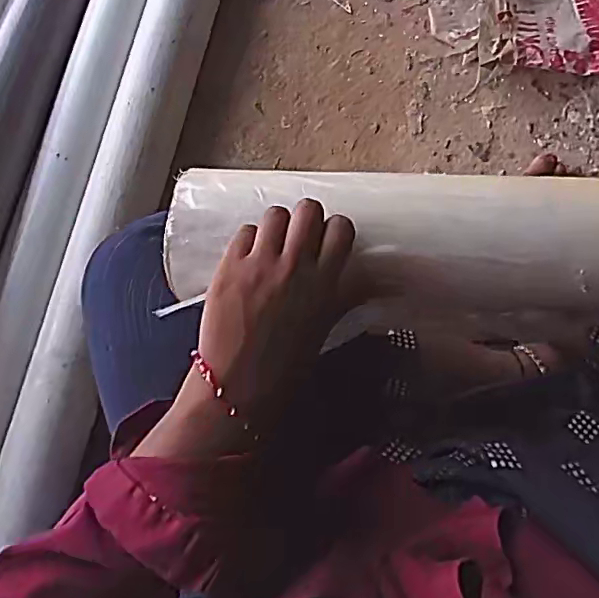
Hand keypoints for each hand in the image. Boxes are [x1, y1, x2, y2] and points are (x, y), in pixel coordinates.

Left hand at [135, 199, 356, 459]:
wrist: (236, 388)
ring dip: (277, 226)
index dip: (334, 230)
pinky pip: (245, 231)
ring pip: (275, 214)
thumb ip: (342, 297)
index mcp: (324, 285)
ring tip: (272, 245)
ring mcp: (260, 265)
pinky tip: (249, 260)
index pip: (341, 229)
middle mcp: (295, 268)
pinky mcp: (230, 267)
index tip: (327, 240)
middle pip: (308, 209)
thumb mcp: (323, 328)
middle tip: (299, 237)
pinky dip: (249, 241)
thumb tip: (369, 282)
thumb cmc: (284, 368)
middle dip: (306, 219)